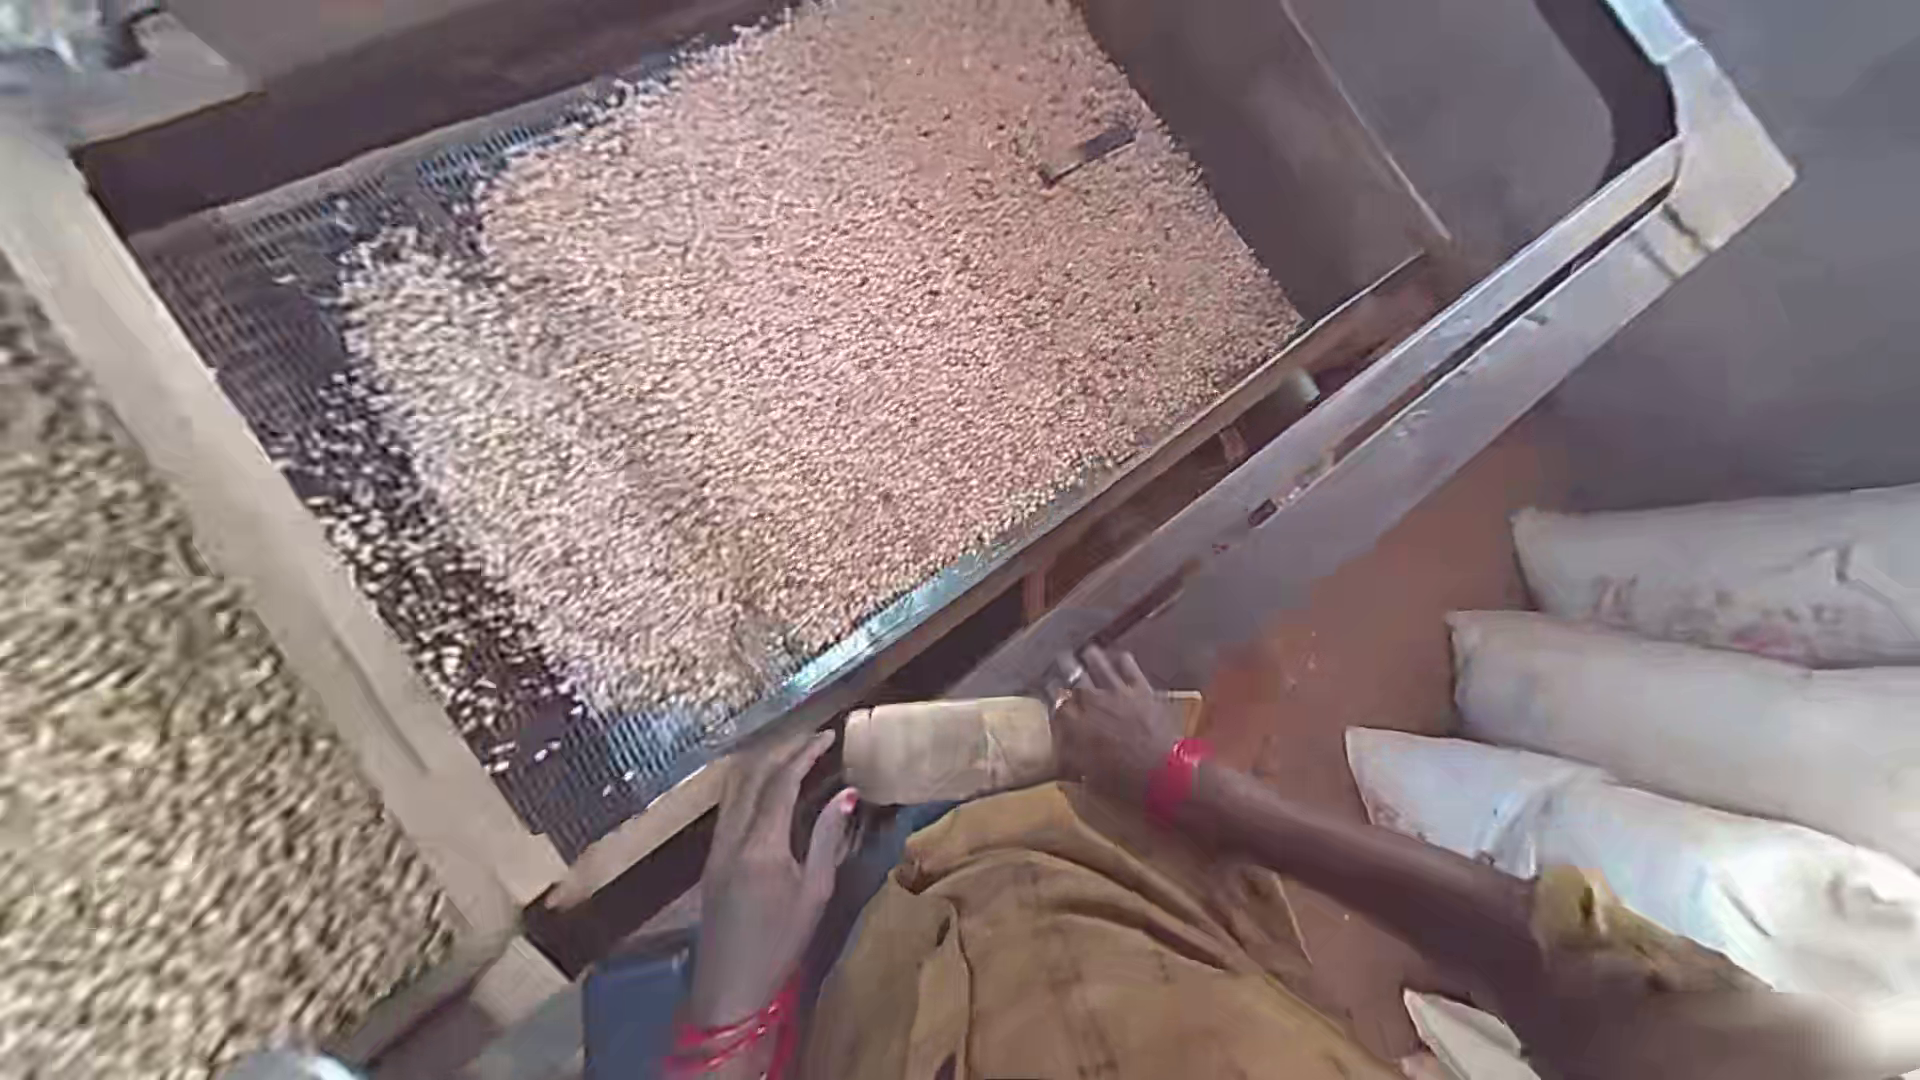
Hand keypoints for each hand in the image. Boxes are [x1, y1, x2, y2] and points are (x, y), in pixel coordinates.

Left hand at [688, 729, 858, 1027]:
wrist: (730, 989)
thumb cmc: (781, 943)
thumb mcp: (815, 891)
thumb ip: (827, 836)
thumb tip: (847, 793)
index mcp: (761, 845)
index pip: (781, 781)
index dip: (805, 752)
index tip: (828, 736)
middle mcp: (732, 835)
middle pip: (753, 773)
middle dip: (784, 747)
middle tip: (814, 737)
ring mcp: (716, 844)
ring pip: (736, 783)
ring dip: (765, 760)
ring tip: (795, 750)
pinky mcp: (711, 854)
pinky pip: (730, 800)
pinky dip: (752, 779)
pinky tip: (772, 780)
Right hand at [1050, 646, 1183, 802]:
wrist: (1165, 772)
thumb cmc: (1124, 780)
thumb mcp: (1088, 774)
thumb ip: (1070, 755)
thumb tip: (1059, 744)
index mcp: (1075, 723)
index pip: (1055, 700)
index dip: (1050, 692)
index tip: (1049, 687)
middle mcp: (1091, 701)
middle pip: (1072, 676)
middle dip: (1065, 667)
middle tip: (1062, 659)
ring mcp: (1116, 691)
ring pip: (1097, 663)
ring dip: (1090, 657)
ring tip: (1087, 651)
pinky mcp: (1140, 687)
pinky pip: (1127, 665)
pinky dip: (1121, 660)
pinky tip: (1119, 658)